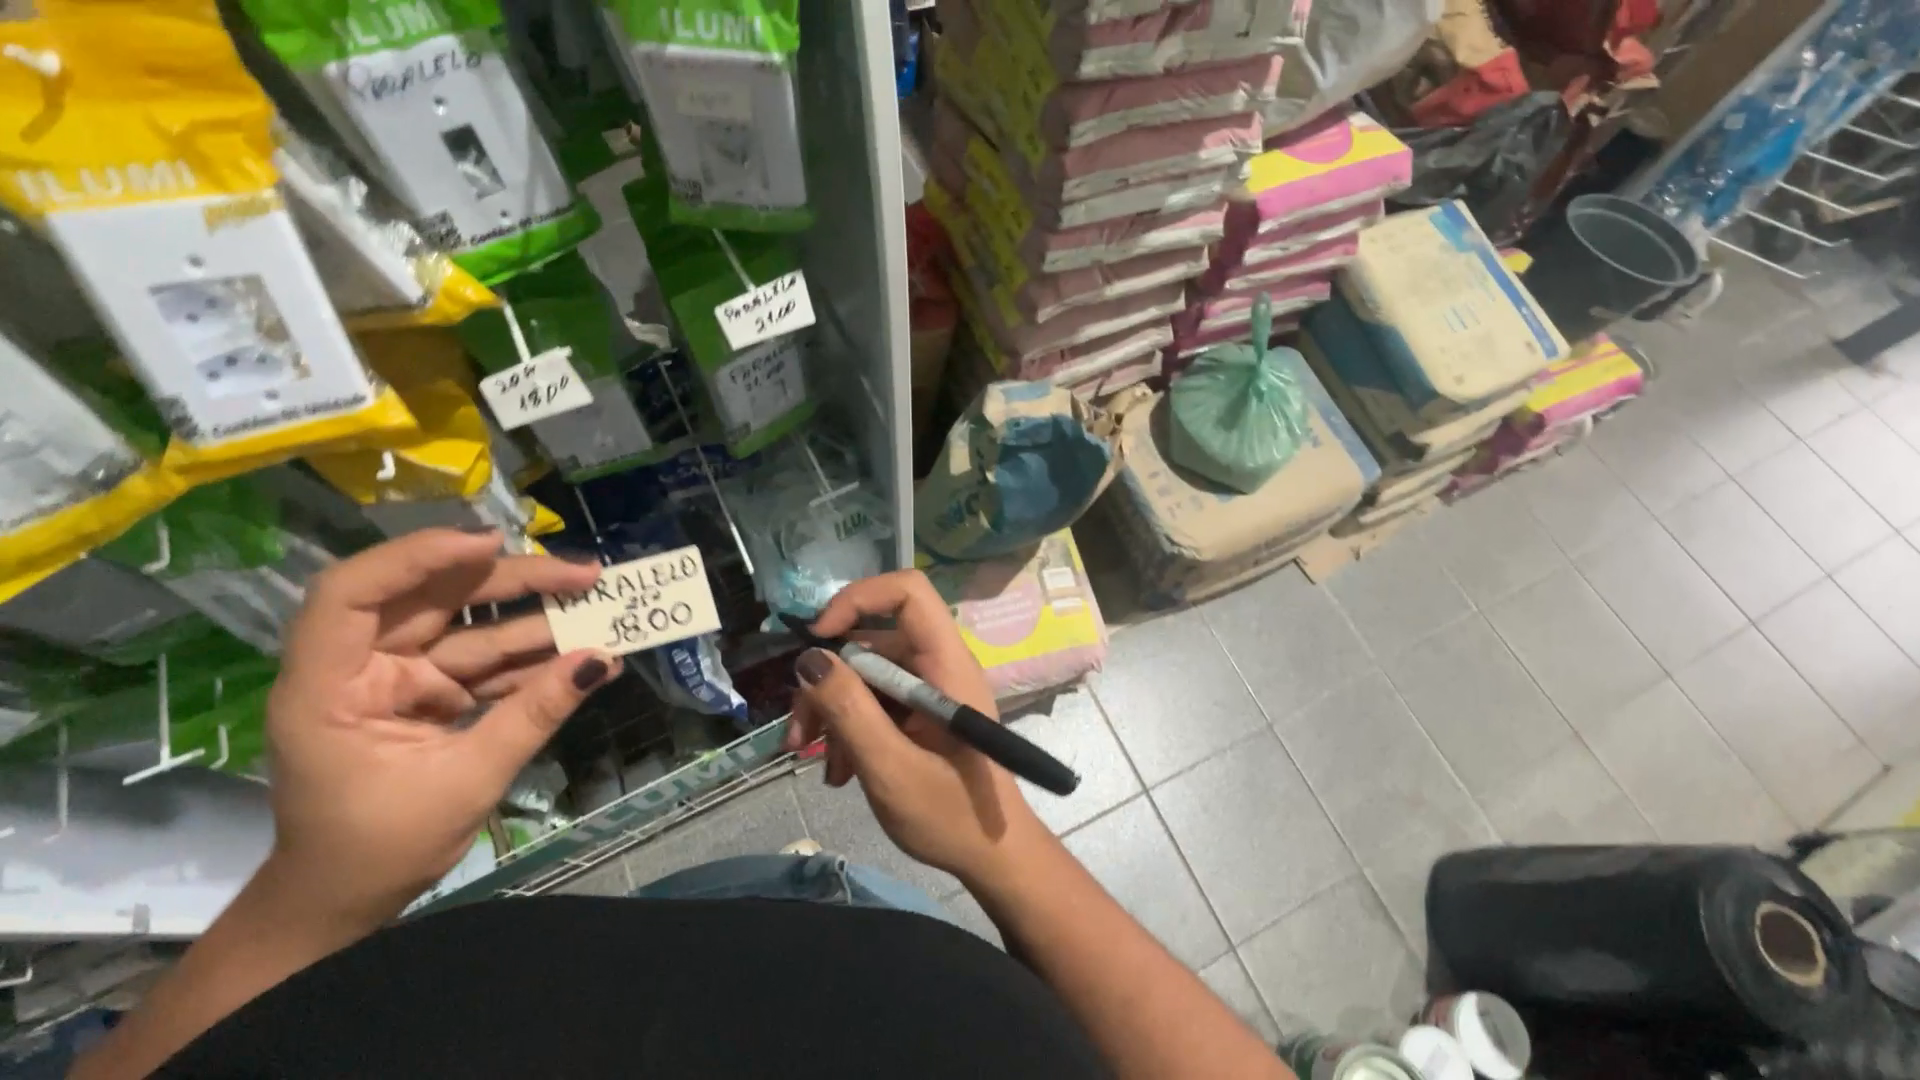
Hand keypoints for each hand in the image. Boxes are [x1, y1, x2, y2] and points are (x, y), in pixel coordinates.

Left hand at [264, 528, 617, 925]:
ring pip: (467, 627)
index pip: (352, 593)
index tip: (491, 544)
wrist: (346, 902)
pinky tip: (581, 654)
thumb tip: (601, 661)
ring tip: (598, 605)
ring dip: (532, 618)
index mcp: (329, 686)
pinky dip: (529, 659)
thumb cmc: (380, 848)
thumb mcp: (467, 780)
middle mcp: (358, 668)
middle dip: (511, 582)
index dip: (418, 557)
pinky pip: (481, 664)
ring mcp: (396, 679)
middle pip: (431, 598)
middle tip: (584, 574)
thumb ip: (534, 714)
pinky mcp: (426, 695)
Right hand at [783, 570, 1046, 883]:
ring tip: (814, 760)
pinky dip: (849, 729)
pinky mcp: (920, 716)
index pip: (908, 593)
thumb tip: (810, 659)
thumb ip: (850, 711)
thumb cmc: (952, 816)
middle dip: (827, 682)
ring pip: (865, 675)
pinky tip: (839, 772)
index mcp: (946, 666)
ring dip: (831, 712)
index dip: (859, 600)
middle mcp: (938, 668)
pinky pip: (874, 703)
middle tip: (800, 735)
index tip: (818, 641)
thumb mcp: (891, 768)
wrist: (993, 858)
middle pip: (872, 641)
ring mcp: (929, 693)